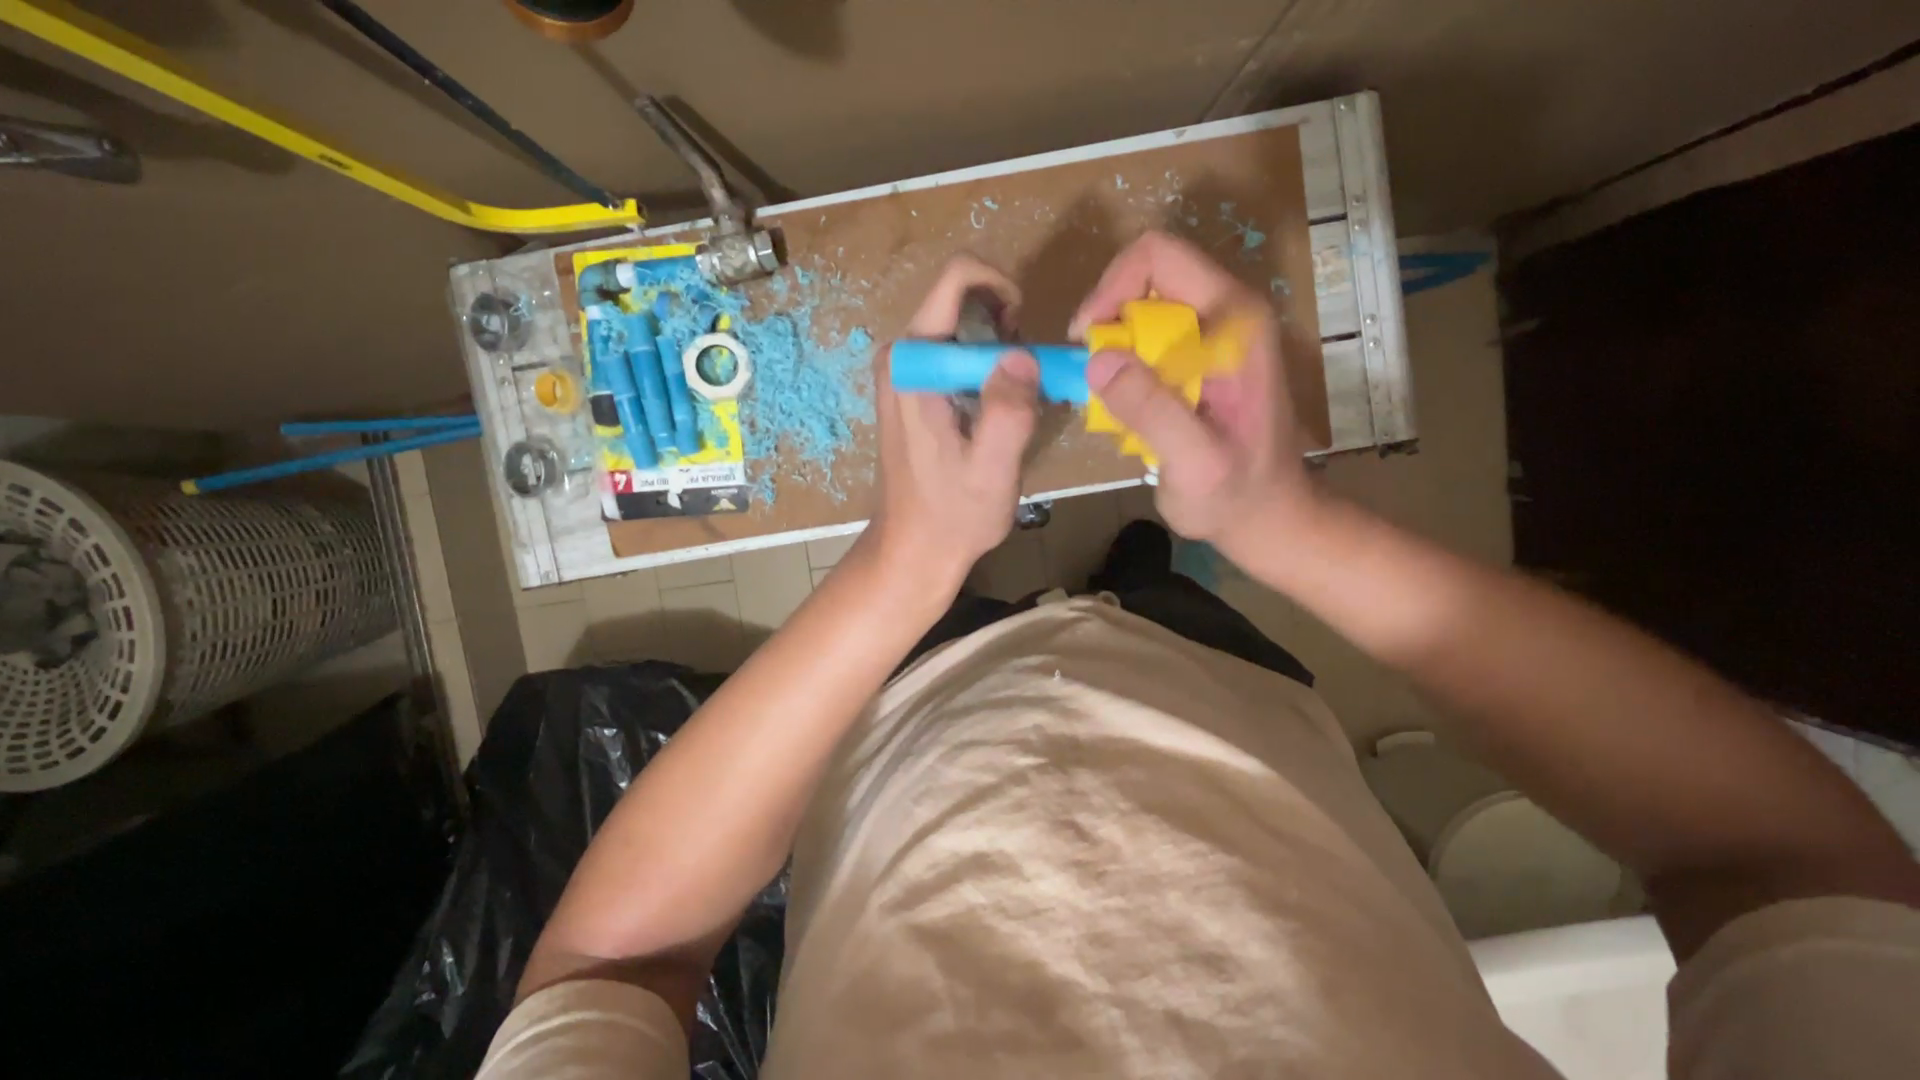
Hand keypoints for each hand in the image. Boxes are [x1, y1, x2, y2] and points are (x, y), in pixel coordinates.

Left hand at [864, 255, 1039, 591]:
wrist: (915, 549)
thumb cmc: (952, 515)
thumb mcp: (990, 470)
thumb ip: (1007, 412)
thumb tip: (1022, 356)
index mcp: (913, 362)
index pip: (957, 278)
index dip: (1003, 287)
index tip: (1027, 332)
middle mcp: (901, 353)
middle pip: (963, 299)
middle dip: (1007, 327)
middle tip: (1028, 383)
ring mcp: (904, 370)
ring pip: (965, 326)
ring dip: (1002, 352)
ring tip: (1018, 403)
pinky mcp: (914, 387)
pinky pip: (959, 352)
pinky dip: (989, 370)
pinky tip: (1000, 414)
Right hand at [1070, 231, 1318, 555]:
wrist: (1268, 517)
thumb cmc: (1236, 495)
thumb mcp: (1194, 461)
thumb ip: (1152, 410)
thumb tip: (1097, 360)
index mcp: (1234, 320)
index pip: (1159, 257)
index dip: (1111, 287)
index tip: (1087, 343)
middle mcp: (1226, 312)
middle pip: (1146, 275)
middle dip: (1107, 318)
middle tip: (1090, 374)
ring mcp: (1213, 332)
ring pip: (1141, 305)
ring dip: (1112, 344)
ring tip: (1106, 395)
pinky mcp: (1199, 354)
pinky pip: (1147, 335)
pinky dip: (1123, 362)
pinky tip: (1125, 403)